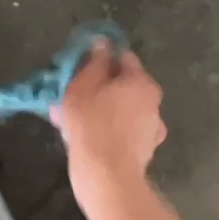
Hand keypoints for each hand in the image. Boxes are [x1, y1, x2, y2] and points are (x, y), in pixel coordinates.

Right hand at [49, 41, 166, 203]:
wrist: (106, 176)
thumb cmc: (92, 121)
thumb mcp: (84, 83)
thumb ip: (95, 61)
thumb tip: (103, 43)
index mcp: (142, 83)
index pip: (123, 57)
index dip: (100, 57)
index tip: (79, 64)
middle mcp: (153, 104)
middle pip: (122, 84)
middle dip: (96, 84)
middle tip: (70, 90)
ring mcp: (150, 130)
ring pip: (119, 107)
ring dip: (97, 106)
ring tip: (66, 114)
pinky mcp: (142, 151)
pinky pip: (120, 129)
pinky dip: (104, 126)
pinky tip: (79, 133)